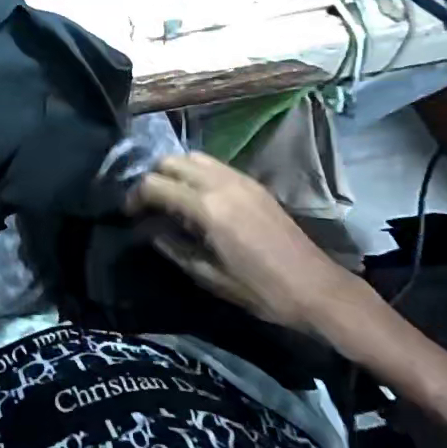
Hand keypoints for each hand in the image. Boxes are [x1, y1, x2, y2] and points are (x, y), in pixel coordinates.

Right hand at [128, 152, 364, 333]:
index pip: (155, 184)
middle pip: (171, 162)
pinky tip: (198, 197)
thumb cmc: (261, 290)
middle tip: (147, 203)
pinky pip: (214, 165)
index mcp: (207, 208)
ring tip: (170, 196)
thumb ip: (173, 247)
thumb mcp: (209, 275)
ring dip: (175, 171)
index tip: (129, 213)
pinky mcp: (254, 185)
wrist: (318, 289)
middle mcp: (221, 184)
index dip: (134, 196)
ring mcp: (240, 180)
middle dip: (152, 178)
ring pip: (193, 157)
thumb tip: (150, 230)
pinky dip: (196, 173)